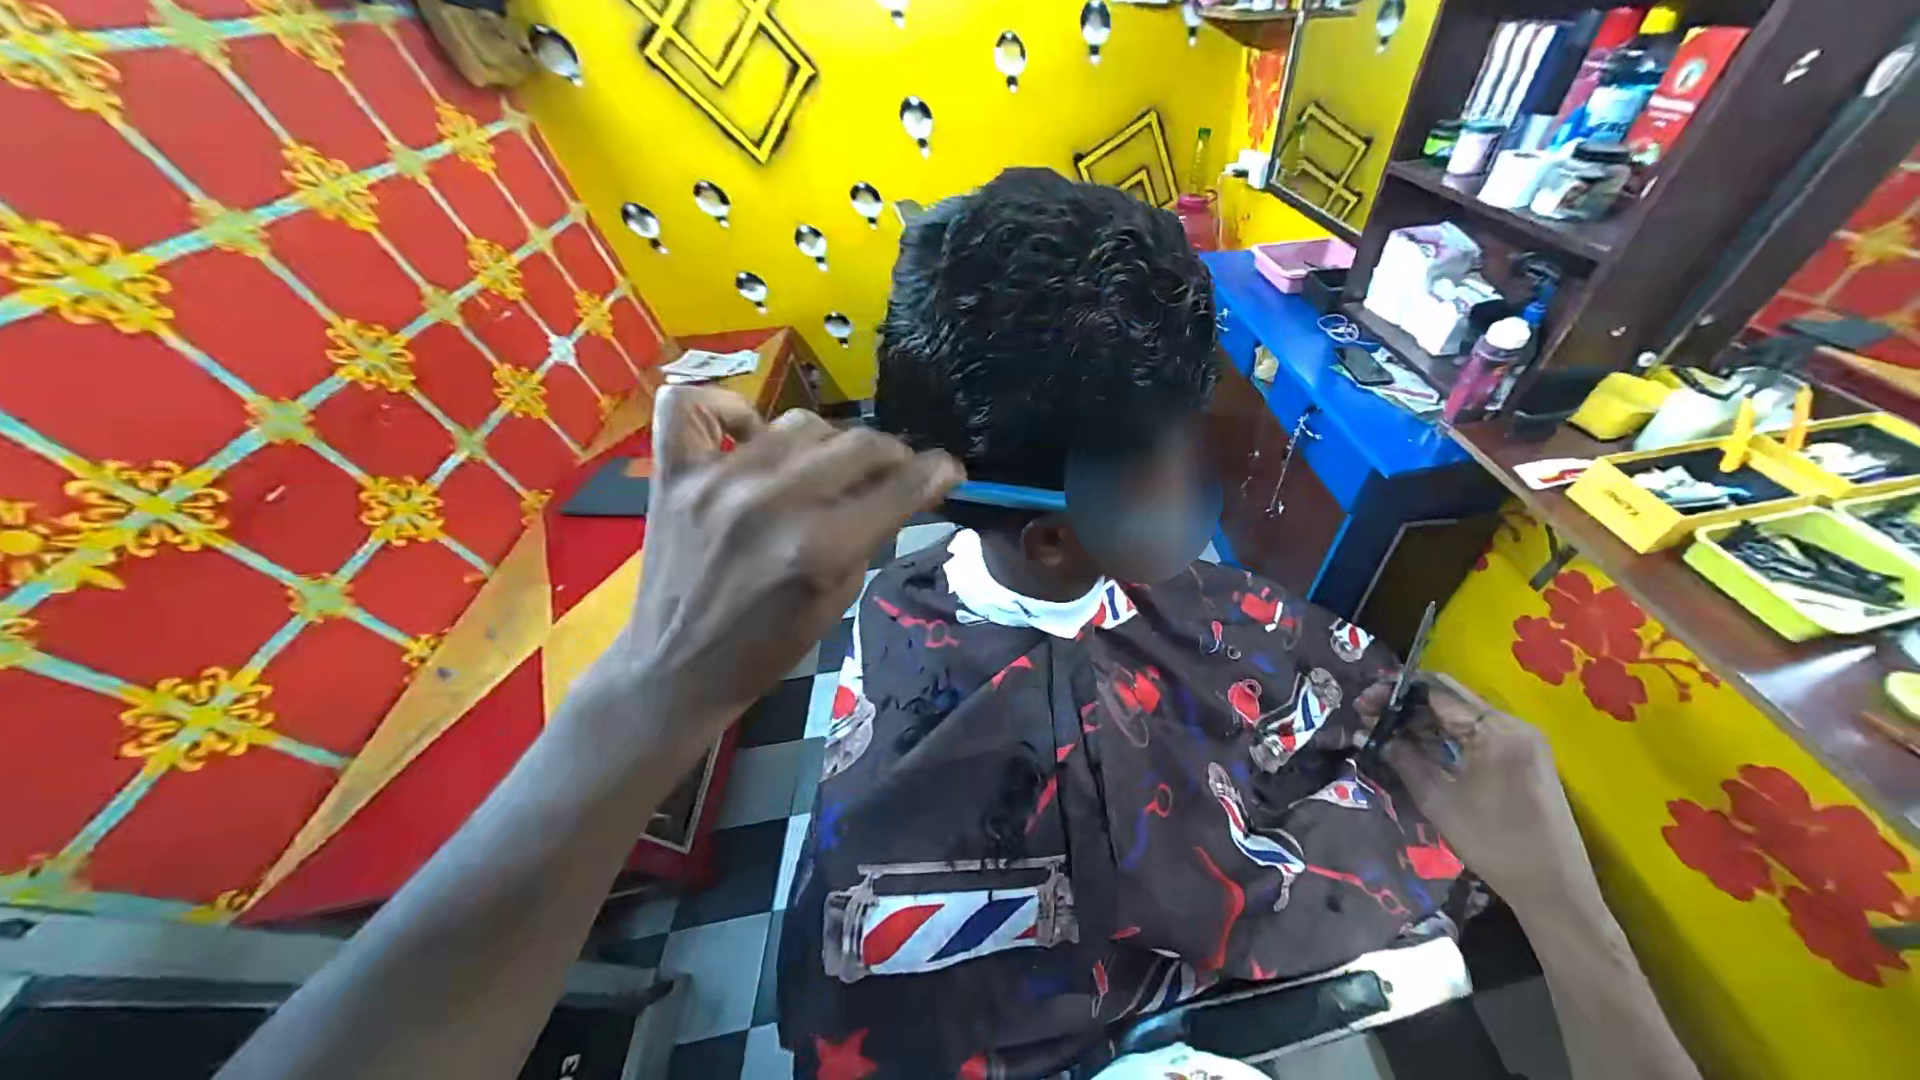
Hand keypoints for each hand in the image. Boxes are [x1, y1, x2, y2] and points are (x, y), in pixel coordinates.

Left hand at [596, 387, 961, 736]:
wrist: (676, 668)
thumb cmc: (767, 648)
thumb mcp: (839, 600)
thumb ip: (872, 536)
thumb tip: (902, 489)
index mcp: (819, 548)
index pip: (900, 486)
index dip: (937, 472)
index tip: (946, 470)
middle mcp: (773, 503)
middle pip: (859, 444)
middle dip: (893, 456)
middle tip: (893, 473)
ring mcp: (717, 482)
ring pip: (800, 422)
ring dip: (829, 442)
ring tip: (826, 467)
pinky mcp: (674, 475)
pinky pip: (693, 404)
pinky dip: (728, 409)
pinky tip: (750, 435)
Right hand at [1383, 673, 1593, 907]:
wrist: (1554, 890)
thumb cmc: (1493, 842)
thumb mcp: (1437, 798)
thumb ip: (1402, 757)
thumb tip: (1369, 732)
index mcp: (1496, 731)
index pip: (1434, 691)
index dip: (1393, 692)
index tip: (1362, 704)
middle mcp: (1513, 726)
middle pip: (1447, 698)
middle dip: (1404, 704)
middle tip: (1367, 717)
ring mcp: (1522, 741)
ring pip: (1459, 714)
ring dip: (1420, 719)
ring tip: (1384, 731)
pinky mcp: (1522, 757)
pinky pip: (1474, 731)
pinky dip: (1442, 734)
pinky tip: (1415, 745)